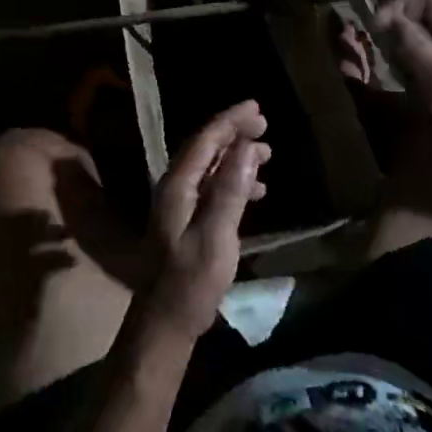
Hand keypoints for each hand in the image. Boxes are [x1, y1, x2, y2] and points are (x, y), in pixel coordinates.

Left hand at [141, 100, 270, 339]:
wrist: (165, 323)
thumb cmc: (191, 282)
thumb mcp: (216, 236)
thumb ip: (230, 191)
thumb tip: (247, 148)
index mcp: (177, 186)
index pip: (205, 140)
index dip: (230, 120)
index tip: (256, 107)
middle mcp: (174, 188)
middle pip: (205, 148)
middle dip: (234, 132)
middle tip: (264, 124)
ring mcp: (179, 204)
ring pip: (209, 166)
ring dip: (236, 155)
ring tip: (266, 152)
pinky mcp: (186, 220)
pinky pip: (212, 186)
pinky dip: (234, 179)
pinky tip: (255, 189)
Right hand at [375, 0, 431, 190]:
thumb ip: (412, 41)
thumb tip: (386, 18)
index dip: (398, 7)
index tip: (373, 25)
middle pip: (425, 17)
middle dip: (401, 30)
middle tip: (380, 48)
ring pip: (425, 38)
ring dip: (406, 50)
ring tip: (396, 68)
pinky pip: (430, 58)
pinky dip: (415, 65)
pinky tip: (409, 81)